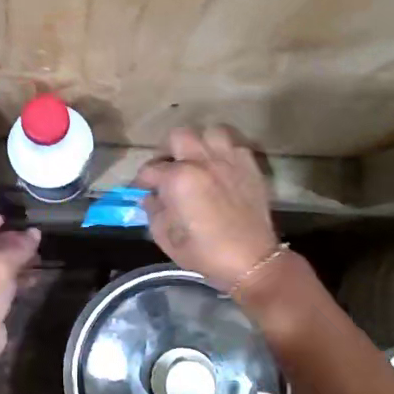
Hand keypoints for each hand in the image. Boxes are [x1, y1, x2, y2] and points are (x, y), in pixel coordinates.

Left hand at [0, 214, 40, 359]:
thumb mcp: (4, 260)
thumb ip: (20, 245)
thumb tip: (34, 232)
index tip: (5, 221)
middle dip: (8, 241)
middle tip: (30, 240)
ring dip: (17, 260)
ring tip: (38, 259)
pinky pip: (4, 285)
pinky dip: (18, 280)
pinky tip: (35, 279)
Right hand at [135, 126, 279, 289]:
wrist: (252, 261)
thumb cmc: (205, 253)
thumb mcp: (166, 238)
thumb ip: (153, 211)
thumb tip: (151, 197)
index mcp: (178, 179)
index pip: (150, 170)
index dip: (142, 181)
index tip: (141, 190)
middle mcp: (203, 161)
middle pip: (178, 136)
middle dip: (167, 151)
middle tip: (167, 168)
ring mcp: (229, 161)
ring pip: (210, 132)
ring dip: (200, 144)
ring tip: (197, 161)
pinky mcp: (250, 167)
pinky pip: (234, 146)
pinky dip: (224, 152)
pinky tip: (220, 168)